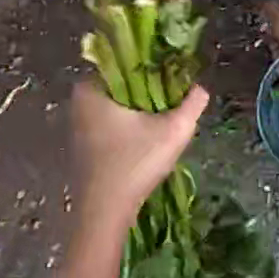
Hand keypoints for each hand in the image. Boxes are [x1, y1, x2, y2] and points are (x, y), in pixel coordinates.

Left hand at [65, 81, 209, 226]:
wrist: (105, 213)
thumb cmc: (135, 164)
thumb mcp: (175, 130)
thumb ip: (193, 103)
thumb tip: (201, 88)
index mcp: (91, 90)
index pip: (125, 63)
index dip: (153, 68)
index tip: (174, 79)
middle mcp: (78, 104)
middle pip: (123, 86)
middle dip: (149, 91)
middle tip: (174, 102)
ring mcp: (77, 127)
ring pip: (118, 107)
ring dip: (141, 111)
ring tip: (165, 121)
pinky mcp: (83, 147)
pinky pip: (111, 125)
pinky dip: (130, 128)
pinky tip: (149, 141)